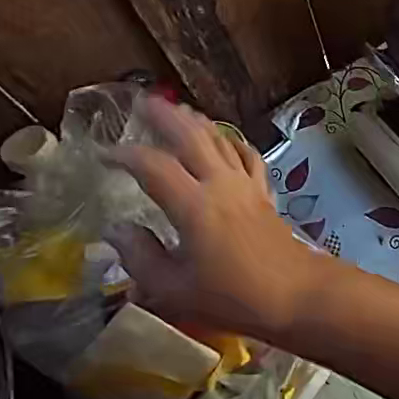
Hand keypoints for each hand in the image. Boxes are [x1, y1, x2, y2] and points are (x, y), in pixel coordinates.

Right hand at [104, 97, 323, 336]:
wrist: (294, 293)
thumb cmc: (231, 296)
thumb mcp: (173, 288)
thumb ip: (141, 256)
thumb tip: (117, 230)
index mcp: (194, 205)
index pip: (154, 166)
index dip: (126, 155)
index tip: (105, 153)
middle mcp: (221, 184)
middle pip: (193, 137)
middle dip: (167, 117)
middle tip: (145, 102)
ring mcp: (247, 185)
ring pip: (221, 141)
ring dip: (198, 123)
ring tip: (180, 111)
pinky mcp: (264, 192)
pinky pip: (247, 156)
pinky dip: (232, 142)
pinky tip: (226, 139)